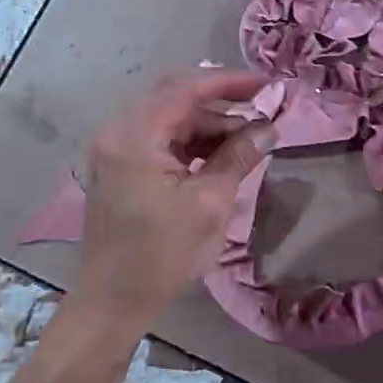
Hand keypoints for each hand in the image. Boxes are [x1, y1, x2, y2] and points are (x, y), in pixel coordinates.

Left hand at [74, 70, 275, 326]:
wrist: (113, 301)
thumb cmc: (163, 254)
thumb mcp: (210, 203)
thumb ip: (239, 156)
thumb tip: (269, 127)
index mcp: (135, 137)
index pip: (186, 88)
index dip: (230, 81)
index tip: (266, 84)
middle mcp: (118, 132)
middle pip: (174, 94)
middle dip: (221, 98)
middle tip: (260, 105)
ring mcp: (115, 148)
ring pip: (169, 115)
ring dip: (208, 120)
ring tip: (247, 136)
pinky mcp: (120, 164)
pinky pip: (161, 135)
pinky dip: (191, 138)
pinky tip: (220, 151)